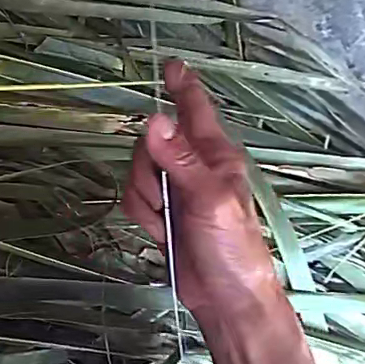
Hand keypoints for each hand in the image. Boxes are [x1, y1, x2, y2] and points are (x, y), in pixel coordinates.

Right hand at [121, 59, 280, 318]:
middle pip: (149, 143)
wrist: (224, 299)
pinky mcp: (160, 211)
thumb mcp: (209, 199)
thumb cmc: (232, 246)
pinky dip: (142, 216)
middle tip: (165, 196)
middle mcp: (191, 165)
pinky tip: (162, 232)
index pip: (194, 109)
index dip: (181, 87)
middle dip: (147, 170)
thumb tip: (154, 118)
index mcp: (214, 154)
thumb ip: (179, 159)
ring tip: (168, 221)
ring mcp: (174, 189)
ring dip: (145, 199)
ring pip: (136, 172)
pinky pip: (132, 198)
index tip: (171, 65)